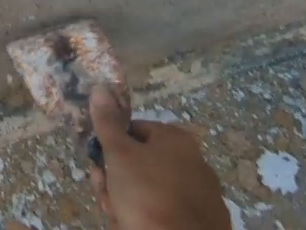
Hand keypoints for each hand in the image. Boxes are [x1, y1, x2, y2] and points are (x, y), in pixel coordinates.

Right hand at [89, 86, 232, 229]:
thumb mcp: (118, 153)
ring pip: (154, 188)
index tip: (99, 162)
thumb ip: (107, 121)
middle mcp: (196, 162)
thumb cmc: (146, 193)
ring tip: (114, 210)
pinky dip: (152, 214)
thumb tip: (100, 88)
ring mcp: (204, 196)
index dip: (112, 144)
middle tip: (103, 189)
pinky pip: (170, 210)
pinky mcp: (206, 224)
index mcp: (177, 139)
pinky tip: (136, 223)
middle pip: (143, 162)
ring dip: (129, 196)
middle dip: (117, 175)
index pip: (134, 129)